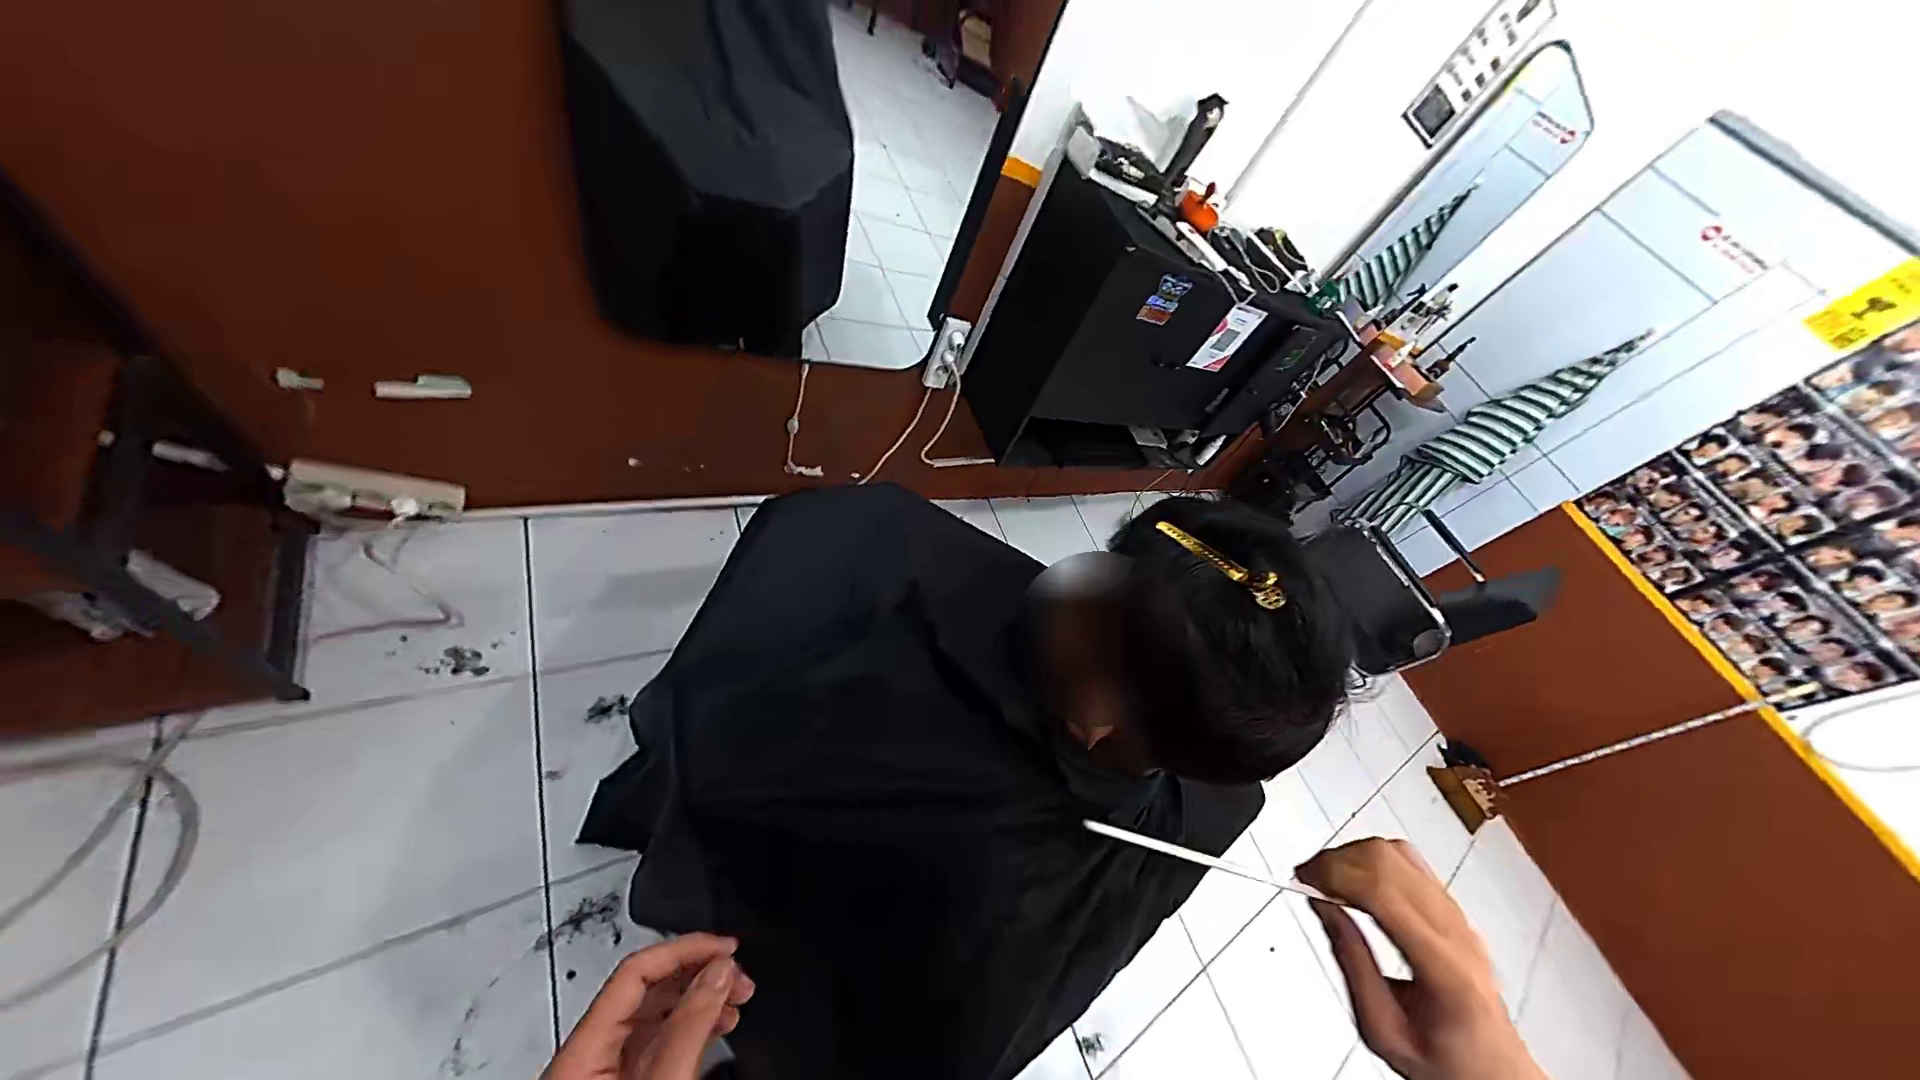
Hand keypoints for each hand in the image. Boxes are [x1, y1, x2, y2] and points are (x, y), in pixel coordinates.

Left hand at [543, 933, 756, 1079]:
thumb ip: (690, 1026)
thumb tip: (720, 969)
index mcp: (580, 1054)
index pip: (634, 971)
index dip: (684, 950)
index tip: (725, 948)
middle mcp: (587, 1060)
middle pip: (647, 989)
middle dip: (700, 974)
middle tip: (739, 976)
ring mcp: (604, 1077)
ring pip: (657, 1016)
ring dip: (701, 999)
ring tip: (736, 1000)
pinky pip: (659, 1043)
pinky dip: (693, 1028)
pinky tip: (717, 1027)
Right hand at [1296, 839, 1543, 1079]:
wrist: (1495, 1073)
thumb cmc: (1445, 1061)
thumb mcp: (1383, 1030)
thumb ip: (1352, 964)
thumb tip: (1323, 907)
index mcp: (1444, 969)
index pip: (1383, 892)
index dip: (1335, 872)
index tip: (1304, 876)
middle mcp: (1457, 935)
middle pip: (1388, 861)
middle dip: (1336, 858)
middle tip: (1308, 875)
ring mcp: (1459, 918)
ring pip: (1397, 852)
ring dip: (1351, 854)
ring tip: (1327, 876)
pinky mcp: (1453, 910)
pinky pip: (1409, 860)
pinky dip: (1371, 856)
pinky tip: (1355, 874)